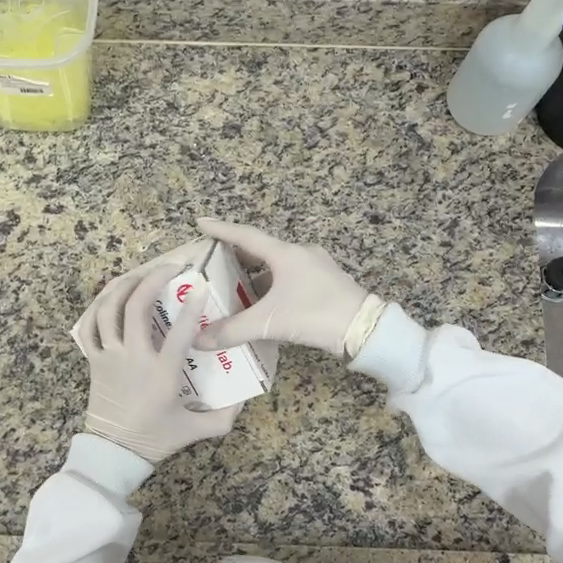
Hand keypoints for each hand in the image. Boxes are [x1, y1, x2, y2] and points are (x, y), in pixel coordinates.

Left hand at [76, 261, 239, 461]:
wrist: (114, 451)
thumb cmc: (156, 438)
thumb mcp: (197, 429)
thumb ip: (226, 416)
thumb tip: (247, 397)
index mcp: (161, 374)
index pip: (178, 333)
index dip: (191, 306)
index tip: (201, 285)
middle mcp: (132, 359)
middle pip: (136, 307)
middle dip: (153, 280)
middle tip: (172, 268)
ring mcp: (109, 357)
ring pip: (108, 309)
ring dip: (124, 285)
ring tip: (140, 273)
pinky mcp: (94, 360)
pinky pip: (88, 325)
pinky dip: (97, 305)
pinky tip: (111, 295)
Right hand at [192, 218, 379, 355]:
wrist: (364, 329)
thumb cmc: (315, 315)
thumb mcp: (269, 322)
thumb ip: (232, 331)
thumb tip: (198, 340)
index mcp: (286, 254)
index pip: (246, 236)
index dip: (222, 230)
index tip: (201, 222)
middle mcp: (302, 255)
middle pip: (263, 250)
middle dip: (238, 256)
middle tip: (216, 261)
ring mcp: (317, 269)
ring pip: (279, 267)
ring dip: (257, 275)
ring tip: (237, 287)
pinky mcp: (327, 285)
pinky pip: (292, 280)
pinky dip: (274, 287)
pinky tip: (266, 304)